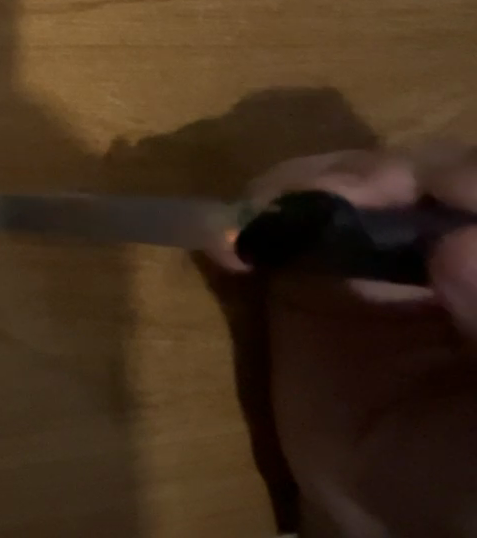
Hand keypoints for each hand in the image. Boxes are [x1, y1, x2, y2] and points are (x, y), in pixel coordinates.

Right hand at [247, 146, 476, 537]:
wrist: (411, 521)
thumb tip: (455, 242)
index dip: (452, 177)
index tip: (422, 189)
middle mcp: (440, 253)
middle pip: (403, 178)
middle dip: (365, 174)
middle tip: (341, 195)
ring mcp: (362, 265)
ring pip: (329, 190)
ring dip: (297, 187)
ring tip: (271, 211)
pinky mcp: (292, 284)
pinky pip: (261, 235)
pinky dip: (234, 225)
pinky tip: (223, 241)